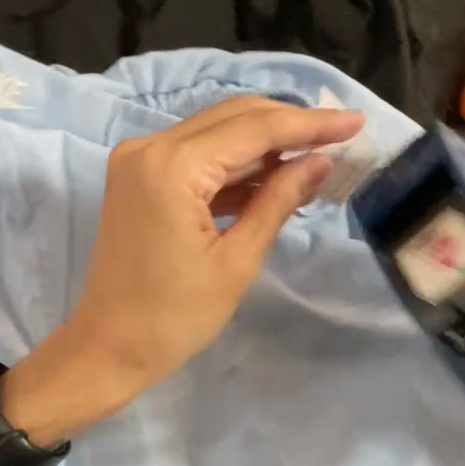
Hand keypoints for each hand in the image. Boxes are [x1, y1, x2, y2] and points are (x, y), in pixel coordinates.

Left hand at [3, 97, 365, 441]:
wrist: (109, 348)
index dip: (309, 124)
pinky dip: (233, 165)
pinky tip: (272, 177)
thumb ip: (278, 202)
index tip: (355, 122)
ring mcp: (138, 160)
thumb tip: (320, 162)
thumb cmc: (174, 318)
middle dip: (289, 125)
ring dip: (263, 144)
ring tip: (314, 159)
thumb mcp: (236, 262)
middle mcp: (149, 147)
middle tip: (340, 136)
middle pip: (233, 117)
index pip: (254, 129)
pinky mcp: (137, 178)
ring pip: (215, 133)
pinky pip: (195, 156)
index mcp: (172, 167)